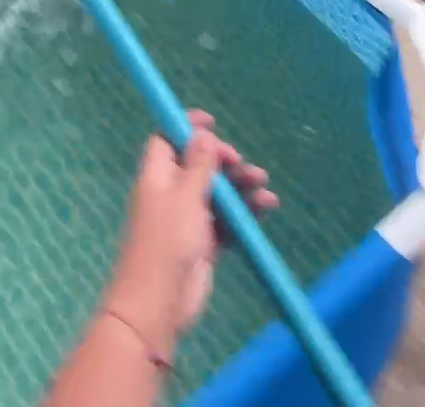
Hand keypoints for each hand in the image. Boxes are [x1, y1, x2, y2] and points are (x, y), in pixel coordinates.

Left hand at [103, 110, 278, 357]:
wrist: (160, 302)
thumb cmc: (167, 239)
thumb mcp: (185, 194)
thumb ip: (198, 164)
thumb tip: (202, 133)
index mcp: (158, 176)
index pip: (167, 140)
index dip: (187, 127)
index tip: (212, 122)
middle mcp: (172, 193)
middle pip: (198, 164)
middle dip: (222, 158)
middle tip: (238, 162)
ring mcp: (189, 218)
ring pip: (218, 191)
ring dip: (240, 183)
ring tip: (262, 182)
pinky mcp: (205, 241)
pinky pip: (228, 219)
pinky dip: (246, 211)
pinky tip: (267, 206)